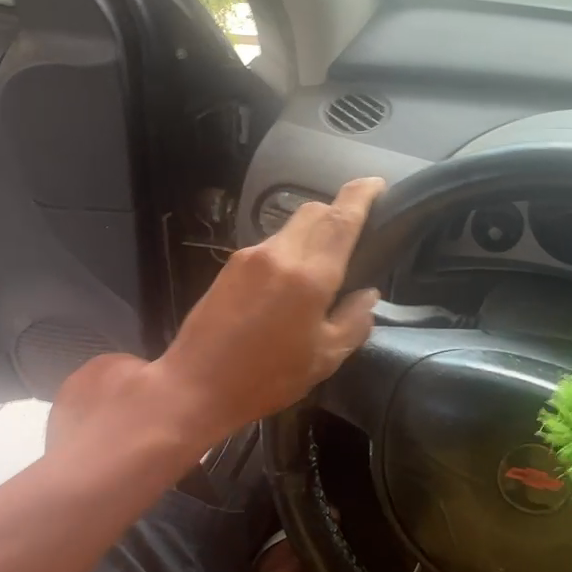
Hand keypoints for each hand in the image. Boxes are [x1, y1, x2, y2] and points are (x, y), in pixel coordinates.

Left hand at [150, 177, 385, 441]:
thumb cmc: (267, 378)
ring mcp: (249, 257)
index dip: (362, 195)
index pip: (341, 218)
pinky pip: (270, 247)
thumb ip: (354, 321)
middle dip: (338, 213)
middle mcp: (279, 254)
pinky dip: (289, 252)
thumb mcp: (324, 358)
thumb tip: (367, 294)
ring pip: (290, 228)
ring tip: (322, 269)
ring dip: (312, 235)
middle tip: (356, 236)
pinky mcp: (229, 268)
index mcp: (309, 275)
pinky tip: (289, 286)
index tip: (376, 185)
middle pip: (314, 212)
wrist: (195, 386)